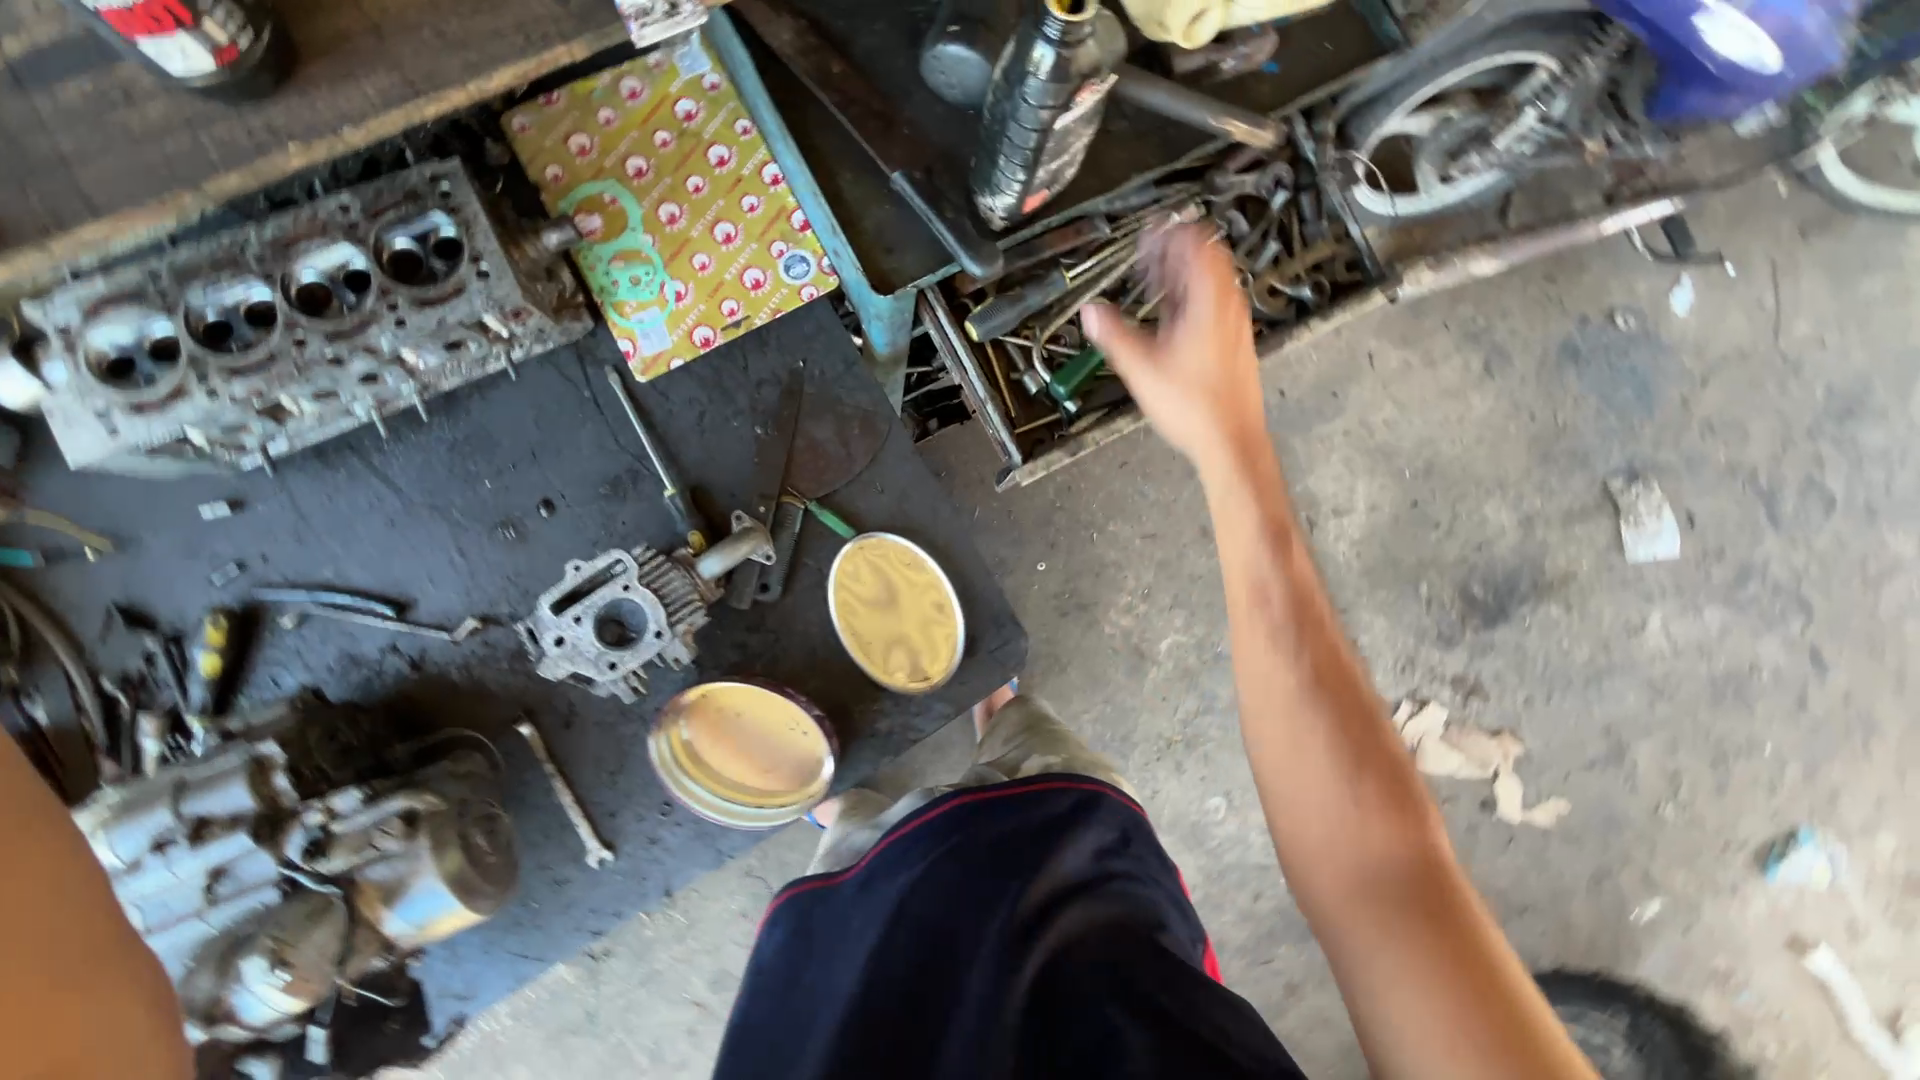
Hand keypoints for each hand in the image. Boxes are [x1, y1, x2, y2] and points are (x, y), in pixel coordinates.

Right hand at [1081, 223, 1266, 471]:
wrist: (1231, 441)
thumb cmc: (1195, 407)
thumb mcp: (1142, 369)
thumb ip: (1114, 335)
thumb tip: (1090, 312)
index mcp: (1210, 302)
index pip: (1198, 245)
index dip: (1172, 234)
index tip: (1150, 235)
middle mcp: (1230, 307)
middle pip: (1208, 260)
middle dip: (1175, 254)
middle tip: (1148, 257)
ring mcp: (1237, 326)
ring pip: (1213, 284)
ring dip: (1184, 278)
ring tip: (1156, 286)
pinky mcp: (1236, 346)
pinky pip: (1216, 307)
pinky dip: (1194, 301)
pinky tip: (1172, 321)